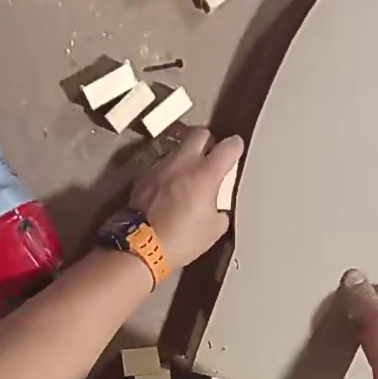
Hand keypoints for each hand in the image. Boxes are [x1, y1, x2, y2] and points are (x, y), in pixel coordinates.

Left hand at [129, 127, 245, 267]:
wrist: (140, 246)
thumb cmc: (183, 239)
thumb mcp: (214, 229)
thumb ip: (220, 209)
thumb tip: (215, 206)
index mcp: (206, 175)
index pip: (228, 147)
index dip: (236, 146)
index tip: (237, 151)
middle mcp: (183, 163)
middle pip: (199, 133)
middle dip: (209, 141)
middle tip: (212, 156)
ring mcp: (160, 167)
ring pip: (178, 148)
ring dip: (187, 156)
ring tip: (190, 175)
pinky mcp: (144, 176)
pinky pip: (162, 165)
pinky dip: (171, 172)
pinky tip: (171, 189)